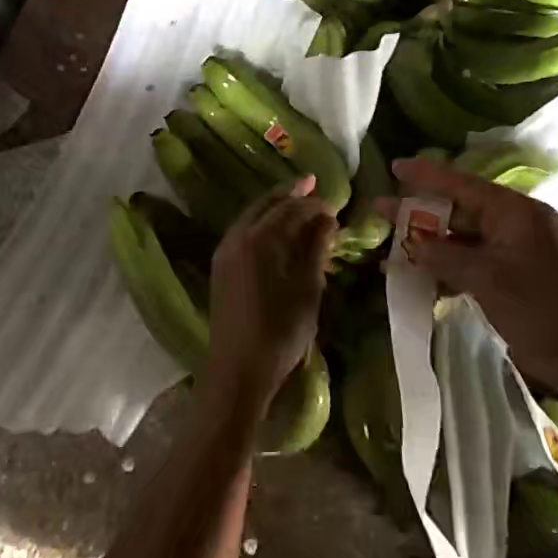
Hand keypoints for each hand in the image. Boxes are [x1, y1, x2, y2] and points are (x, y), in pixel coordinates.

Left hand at [202, 176, 333, 411]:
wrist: (237, 373)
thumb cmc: (279, 331)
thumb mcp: (307, 288)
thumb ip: (315, 249)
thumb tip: (327, 219)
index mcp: (258, 240)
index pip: (290, 209)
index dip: (314, 204)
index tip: (335, 203)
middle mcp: (236, 239)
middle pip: (265, 206)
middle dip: (289, 195)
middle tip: (312, 185)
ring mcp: (225, 254)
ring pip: (251, 218)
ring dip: (275, 208)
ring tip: (298, 205)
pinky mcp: (222, 270)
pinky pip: (244, 233)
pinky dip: (263, 225)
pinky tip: (277, 233)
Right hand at [378, 158, 557, 393]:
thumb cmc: (544, 311)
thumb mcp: (489, 281)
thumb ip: (446, 257)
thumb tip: (411, 243)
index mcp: (515, 212)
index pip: (462, 183)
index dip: (426, 175)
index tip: (394, 166)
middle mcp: (518, 223)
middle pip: (462, 209)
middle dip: (423, 213)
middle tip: (384, 213)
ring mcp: (520, 249)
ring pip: (467, 237)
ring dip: (435, 244)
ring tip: (395, 248)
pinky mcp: (520, 274)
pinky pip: (478, 260)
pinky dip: (452, 267)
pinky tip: (425, 278)